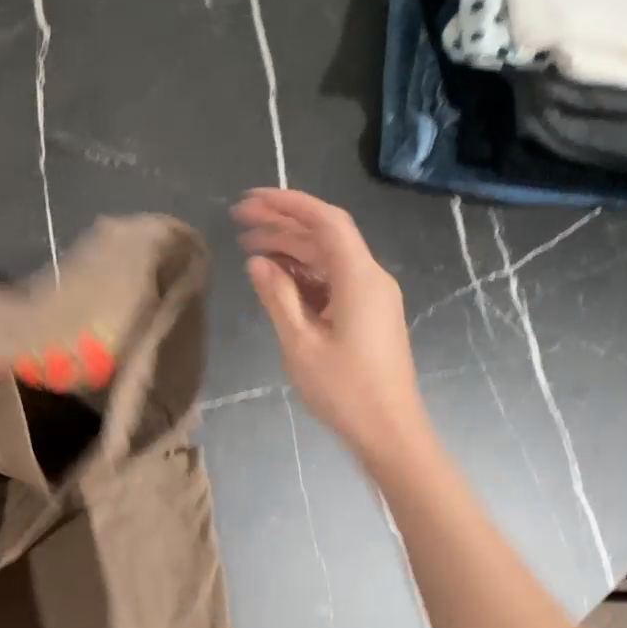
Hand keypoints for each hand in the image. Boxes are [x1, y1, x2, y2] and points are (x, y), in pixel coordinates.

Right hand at [232, 188, 430, 467]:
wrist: (387, 427)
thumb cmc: (343, 388)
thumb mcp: (300, 343)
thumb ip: (278, 297)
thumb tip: (258, 262)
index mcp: (359, 278)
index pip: (325, 222)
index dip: (288, 205)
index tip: (250, 200)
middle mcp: (369, 278)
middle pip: (325, 237)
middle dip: (283, 224)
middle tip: (238, 221)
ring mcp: (370, 296)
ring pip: (327, 259)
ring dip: (290, 248)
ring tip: (249, 246)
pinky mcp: (365, 314)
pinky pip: (331, 281)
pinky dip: (301, 273)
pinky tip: (274, 277)